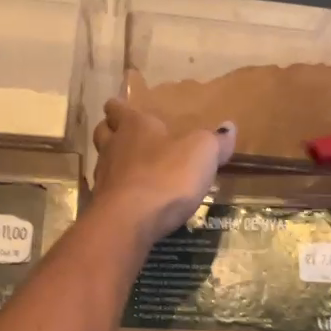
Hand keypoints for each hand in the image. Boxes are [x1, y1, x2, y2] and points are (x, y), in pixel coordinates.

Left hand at [90, 99, 234, 242]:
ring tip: (133, 171)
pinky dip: (118, 193)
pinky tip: (133, 201)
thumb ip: (215, 141)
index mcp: (134, 126)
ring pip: (103, 162)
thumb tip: (229, 127)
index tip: (125, 109)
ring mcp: (104, 177)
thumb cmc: (166, 176)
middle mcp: (113, 147)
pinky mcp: (102, 205)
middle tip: (126, 137)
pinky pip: (108, 192)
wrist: (129, 221)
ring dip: (114, 163)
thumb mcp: (201, 153)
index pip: (117, 108)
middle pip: (102, 132)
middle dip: (111, 132)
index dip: (120, 108)